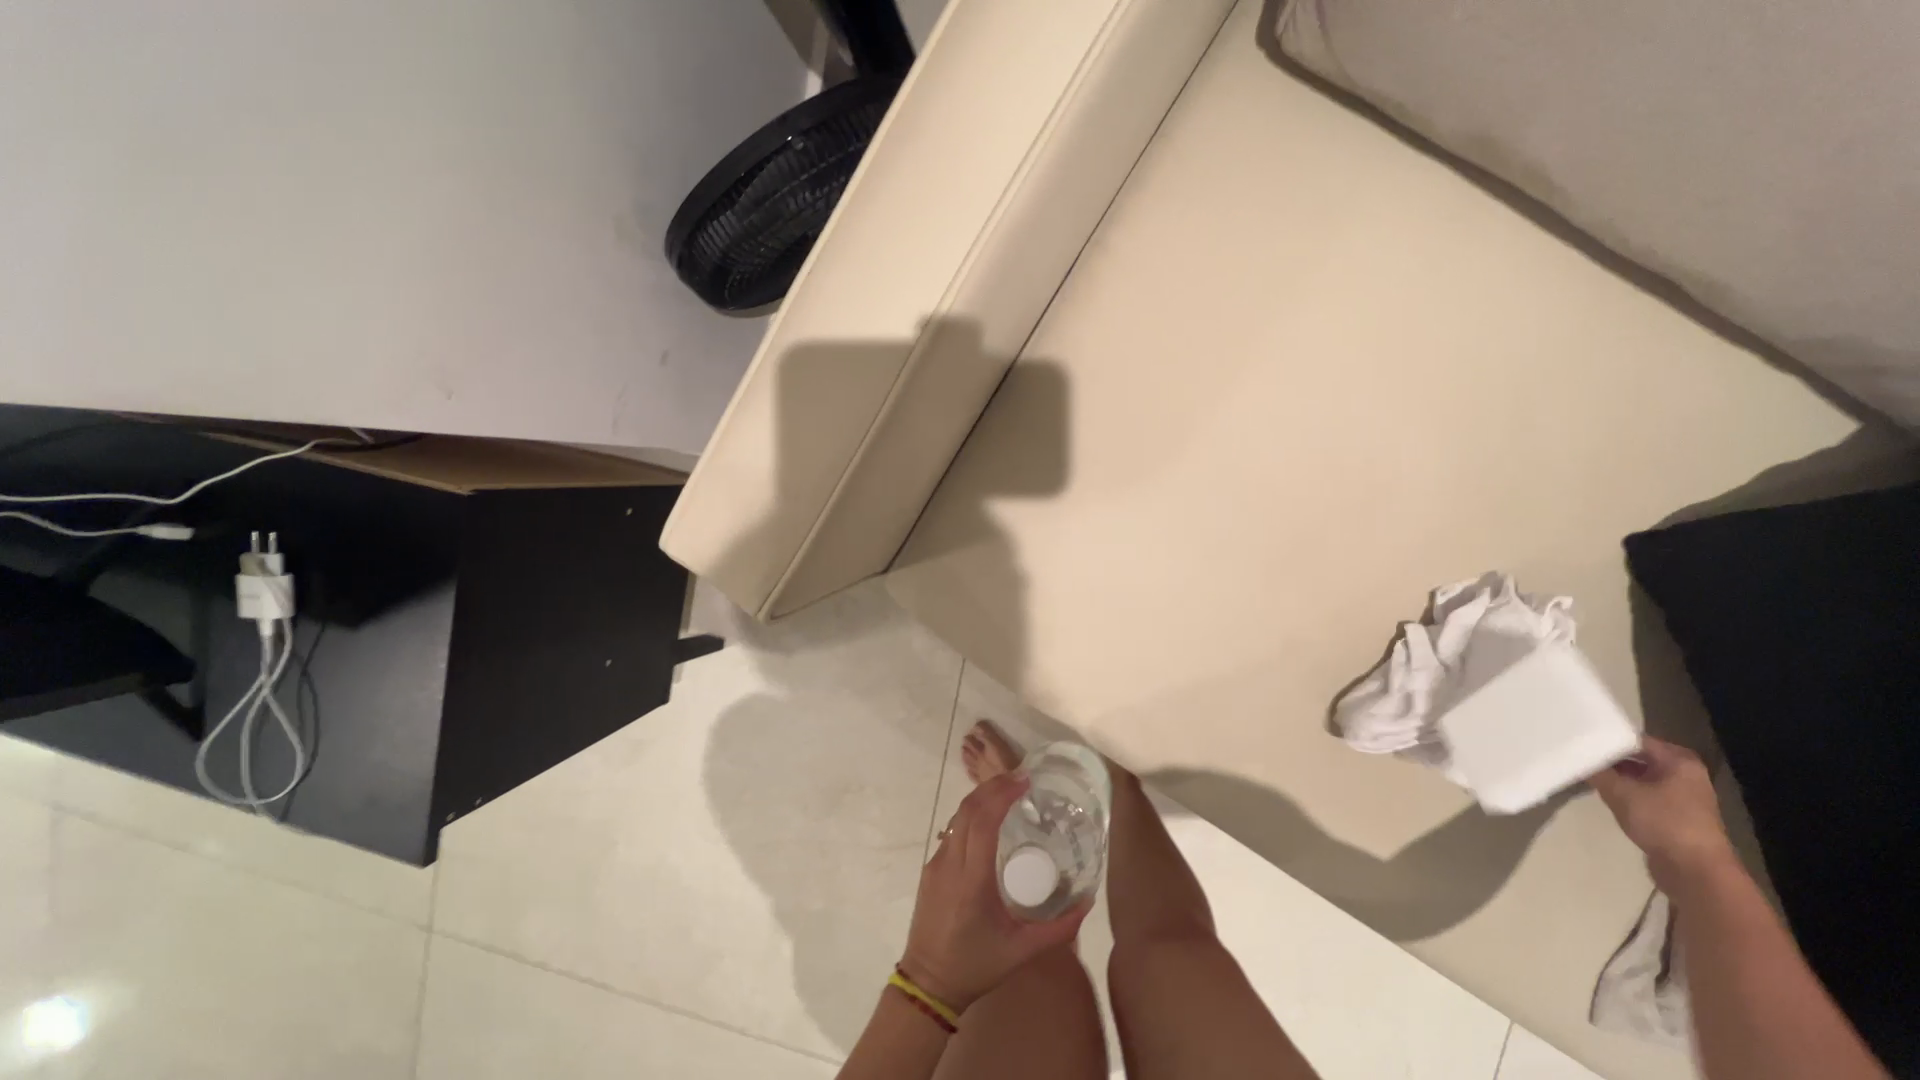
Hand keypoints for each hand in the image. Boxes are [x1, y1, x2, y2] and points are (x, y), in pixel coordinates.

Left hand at [898, 772, 1090, 1012]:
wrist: (928, 984)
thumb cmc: (976, 966)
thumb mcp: (1023, 951)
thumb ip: (1059, 928)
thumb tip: (1088, 901)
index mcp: (971, 881)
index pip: (982, 823)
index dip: (1001, 795)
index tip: (1024, 780)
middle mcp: (949, 866)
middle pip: (967, 811)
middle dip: (992, 787)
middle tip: (1021, 778)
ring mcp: (935, 866)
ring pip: (956, 819)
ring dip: (980, 799)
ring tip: (1008, 792)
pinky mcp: (930, 871)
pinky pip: (952, 833)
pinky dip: (971, 816)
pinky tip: (990, 820)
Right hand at [1588, 736, 1737, 891]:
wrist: (1694, 870)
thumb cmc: (1662, 822)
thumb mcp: (1621, 793)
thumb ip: (1597, 772)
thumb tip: (1577, 757)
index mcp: (1679, 760)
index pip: (1635, 739)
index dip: (1606, 739)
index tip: (1578, 739)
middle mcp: (1685, 773)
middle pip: (1638, 758)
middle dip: (1609, 759)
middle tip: (1578, 757)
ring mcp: (1682, 796)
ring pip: (1640, 778)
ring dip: (1616, 778)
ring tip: (1585, 775)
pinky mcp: (1676, 815)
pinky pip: (1644, 795)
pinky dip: (1626, 794)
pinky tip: (1604, 796)